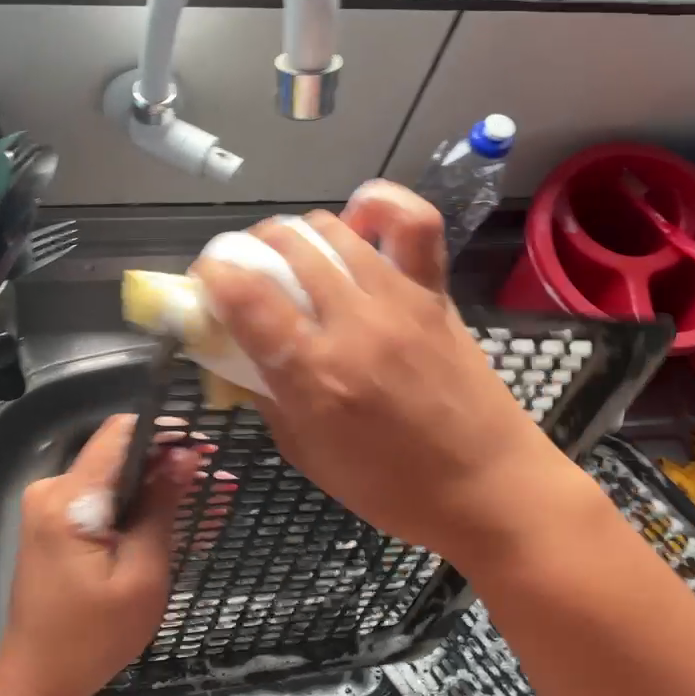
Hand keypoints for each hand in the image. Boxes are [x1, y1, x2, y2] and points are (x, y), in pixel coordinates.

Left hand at [0, 415, 199, 695]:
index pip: (121, 434)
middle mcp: (52, 491)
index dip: (167, 433)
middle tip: (221, 481)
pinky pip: (104, 502)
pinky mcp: (55, 525)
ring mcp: (50, 508)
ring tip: (211, 500)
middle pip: (120, 456)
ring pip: (116, 479)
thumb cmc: (94, 636)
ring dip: (160, 488)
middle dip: (172, 464)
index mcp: (69, 499)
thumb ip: (161, 508)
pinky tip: (178, 521)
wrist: (39, 679)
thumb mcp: (142, 574)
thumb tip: (186, 455)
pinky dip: (138, 509)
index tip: (207, 447)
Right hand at [195, 181, 596, 569]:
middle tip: (244, 277)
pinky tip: (356, 221)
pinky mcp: (433, 292)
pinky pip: (411, 222)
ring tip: (290, 260)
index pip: (245, 294)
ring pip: (331, 229)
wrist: (489, 487)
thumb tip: (240, 355)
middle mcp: (353, 323)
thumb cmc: (391, 488)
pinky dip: (377, 206)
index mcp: (315, 373)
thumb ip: (269, 397)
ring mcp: (398, 299)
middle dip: (247, 250)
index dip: (211, 275)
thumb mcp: (307, 454)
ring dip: (295, 235)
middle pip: (284, 247)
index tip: (205, 283)